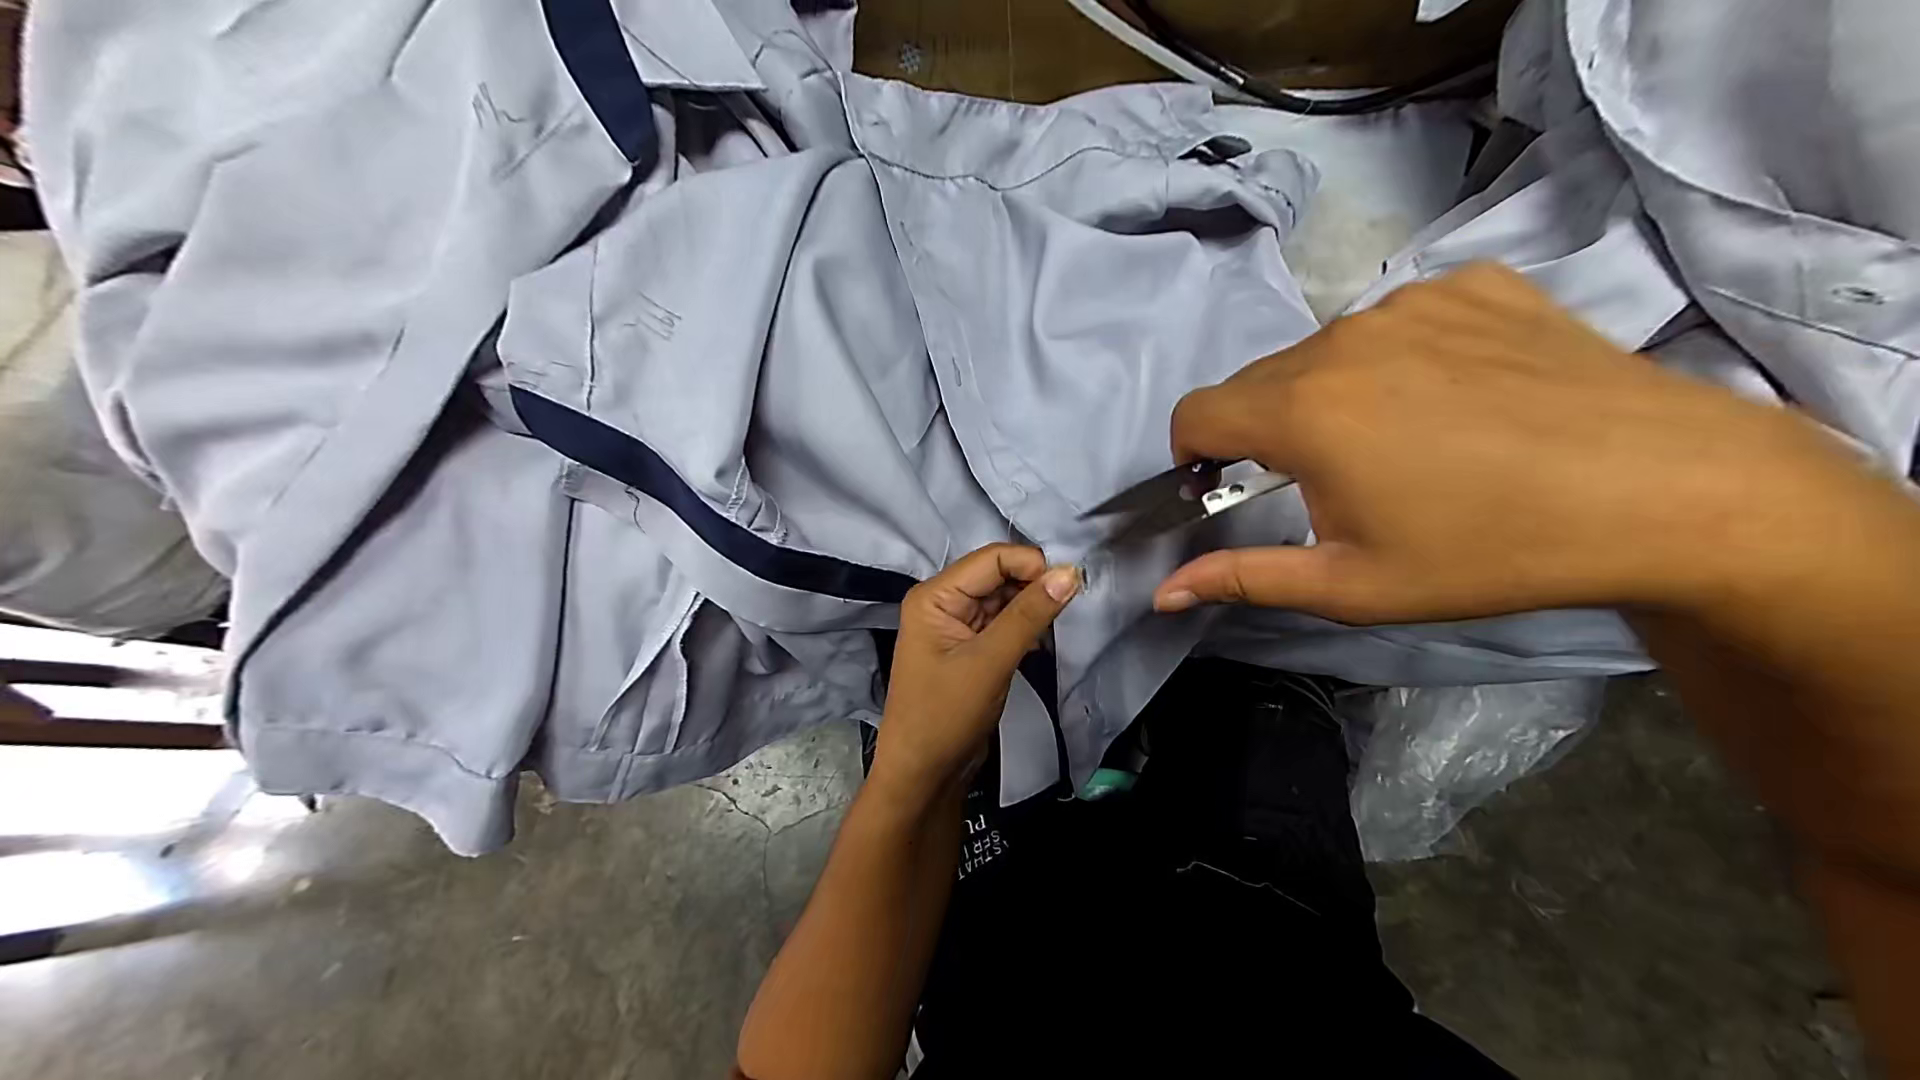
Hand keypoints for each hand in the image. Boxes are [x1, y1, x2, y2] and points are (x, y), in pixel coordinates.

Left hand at [871, 545, 1079, 796]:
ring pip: (1004, 599)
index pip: (992, 558)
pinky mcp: (970, 647)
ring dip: (1032, 608)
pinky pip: (1003, 623)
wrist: (922, 774)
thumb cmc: (946, 715)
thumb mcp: (990, 662)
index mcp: (935, 596)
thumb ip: (1029, 615)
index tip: (1070, 585)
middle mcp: (943, 602)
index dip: (1032, 565)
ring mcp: (956, 626)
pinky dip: (1026, 628)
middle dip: (1034, 586)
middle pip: (998, 575)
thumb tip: (1069, 574)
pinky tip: (1044, 642)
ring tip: (1058, 627)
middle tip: (1070, 606)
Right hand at [1154, 263, 1897, 623]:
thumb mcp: (1350, 585)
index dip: (1195, 452)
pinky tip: (1451, 395)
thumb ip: (1242, 578)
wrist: (1671, 494)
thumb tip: (1162, 592)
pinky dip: (1394, 356)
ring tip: (1398, 438)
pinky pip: (1393, 320)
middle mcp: (1340, 341)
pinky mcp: (1473, 285)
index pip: (1195, 413)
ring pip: (1320, 351)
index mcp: (1302, 411)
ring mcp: (1410, 304)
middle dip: (1261, 429)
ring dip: (1325, 392)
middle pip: (1255, 382)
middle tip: (1325, 478)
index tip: (1226, 481)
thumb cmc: (1488, 551)